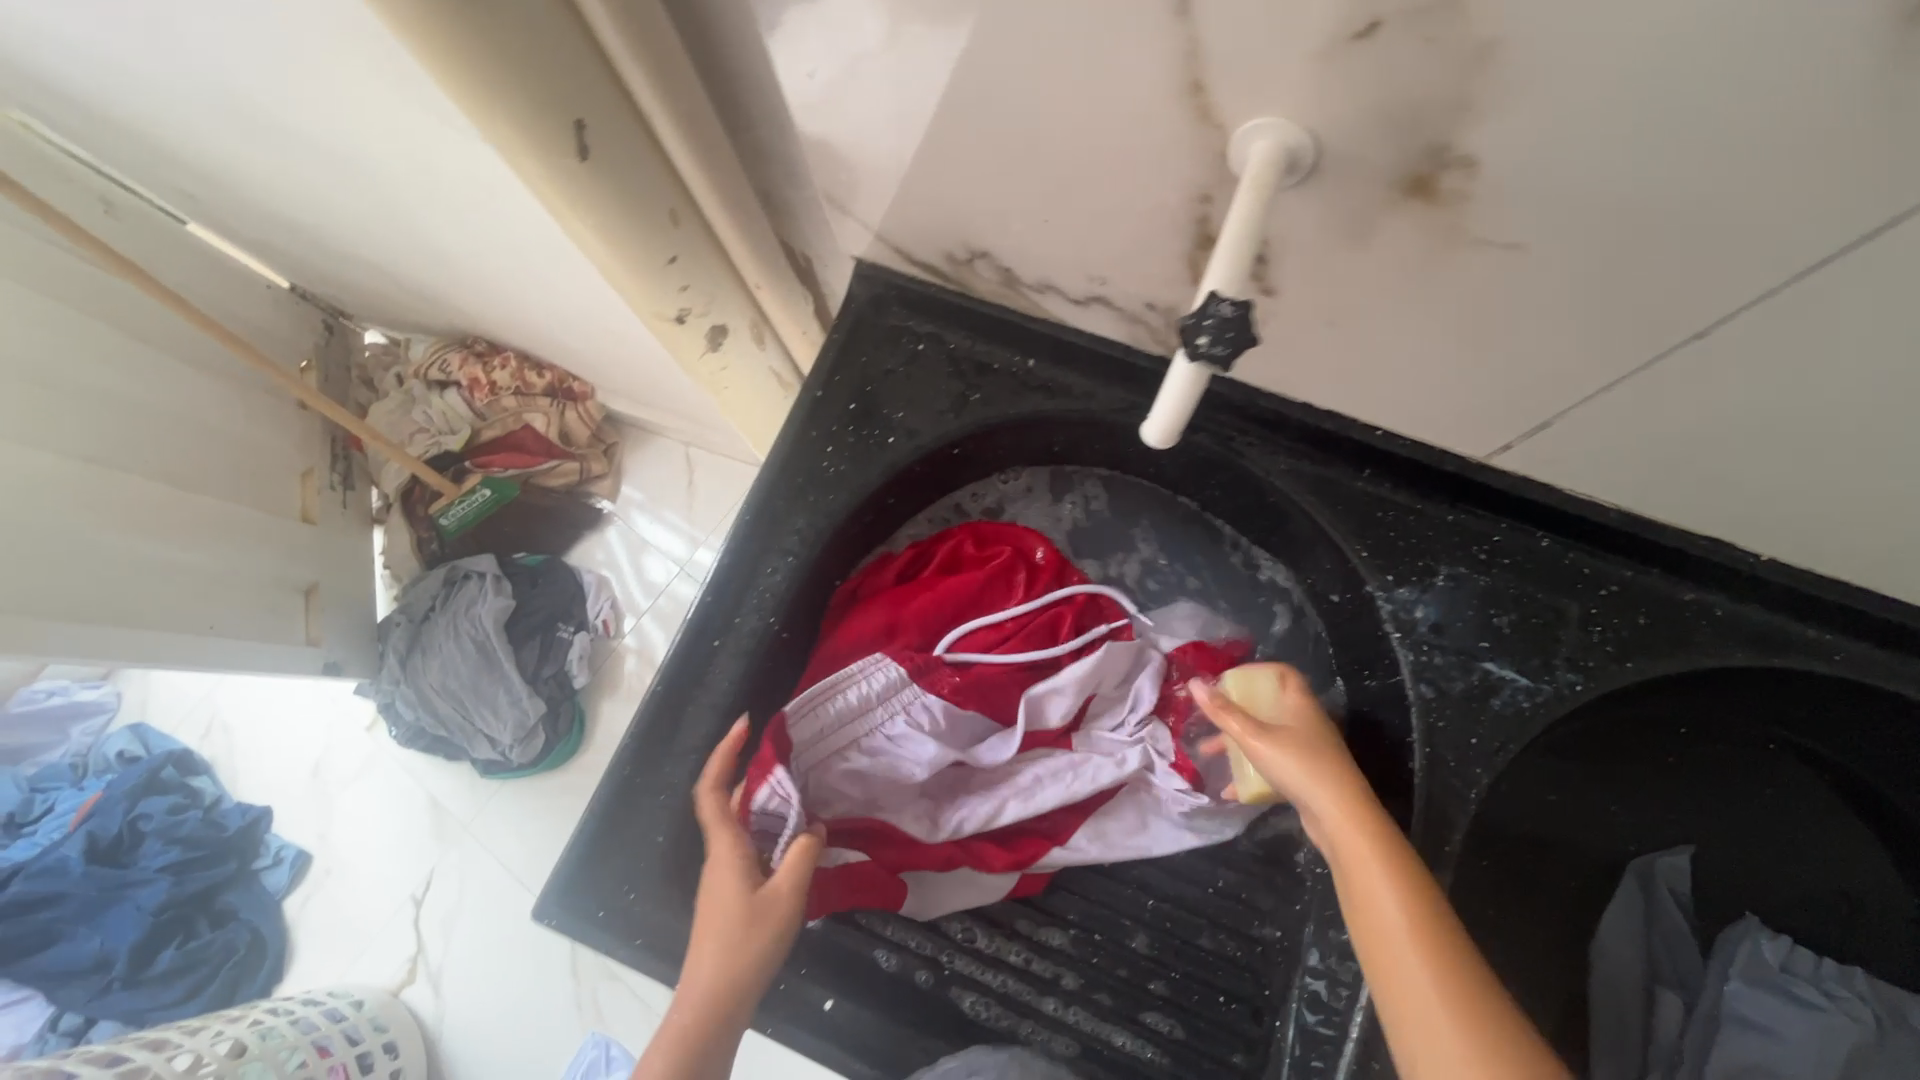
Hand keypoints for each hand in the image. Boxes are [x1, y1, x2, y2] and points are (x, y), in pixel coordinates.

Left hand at [680, 716, 825, 1019]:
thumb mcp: (787, 896)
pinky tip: (793, 841)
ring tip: (797, 792)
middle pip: (726, 802)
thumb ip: (803, 854)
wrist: (715, 999)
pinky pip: (746, 847)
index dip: (723, 753)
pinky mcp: (729, 893)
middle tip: (784, 754)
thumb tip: (814, 826)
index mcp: (725, 847)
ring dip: (762, 804)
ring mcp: (721, 876)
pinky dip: (767, 833)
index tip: (744, 724)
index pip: (712, 789)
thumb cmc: (747, 943)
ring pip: (738, 826)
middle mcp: (718, 855)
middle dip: (750, 772)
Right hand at [1190, 663, 1378, 844]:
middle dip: (1236, 713)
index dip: (1255, 671)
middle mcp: (1306, 722)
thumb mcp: (1254, 738)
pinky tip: (1232, 790)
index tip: (1227, 681)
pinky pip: (1274, 765)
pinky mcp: (1308, 776)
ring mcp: (1309, 750)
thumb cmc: (1298, 766)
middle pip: (1268, 707)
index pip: (1281, 673)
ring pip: (1268, 738)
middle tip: (1212, 717)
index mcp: (1299, 704)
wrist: (1341, 817)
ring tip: (1209, 755)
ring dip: (1239, 744)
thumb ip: (1224, 713)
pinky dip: (1252, 772)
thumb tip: (1194, 682)